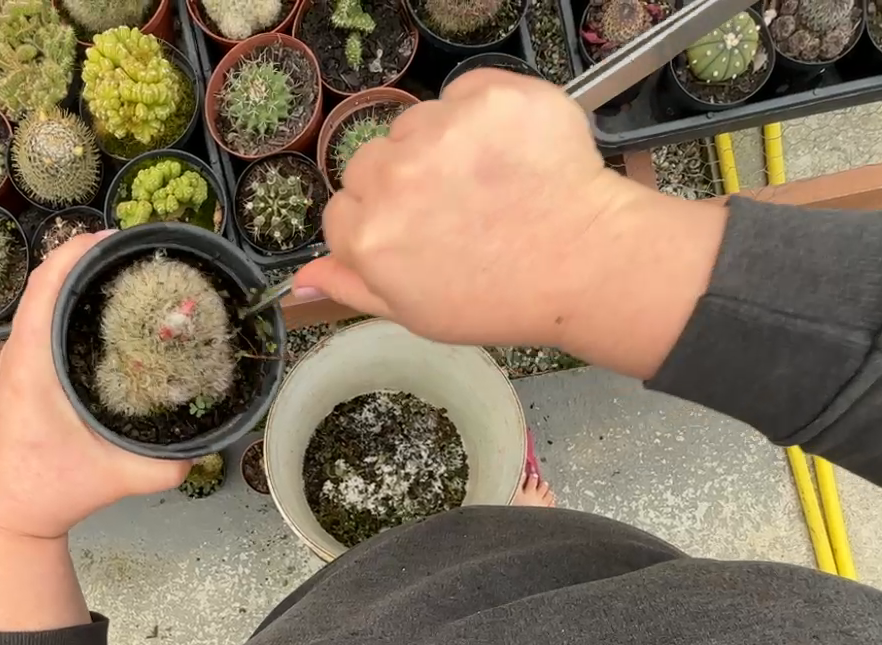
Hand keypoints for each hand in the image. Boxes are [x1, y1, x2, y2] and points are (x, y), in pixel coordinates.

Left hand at [0, 233, 191, 541]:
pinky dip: (71, 302)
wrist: (12, 514)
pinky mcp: (25, 372)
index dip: (78, 252)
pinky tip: (107, 312)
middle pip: (46, 282)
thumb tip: (209, 444)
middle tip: (137, 253)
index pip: (47, 287)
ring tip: (126, 273)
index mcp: (32, 366)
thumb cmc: (51, 492)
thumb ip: (167, 465)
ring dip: (78, 278)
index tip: (119, 237)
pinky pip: (44, 320)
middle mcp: (19, 354)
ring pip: (44, 300)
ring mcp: (18, 362)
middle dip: (88, 256)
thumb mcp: (117, 479)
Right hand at [294, 70, 723, 376]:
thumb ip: (352, 287)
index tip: (409, 238)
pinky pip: (461, 94)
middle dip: (397, 186)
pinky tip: (502, 155)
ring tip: (480, 185)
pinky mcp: (489, 96)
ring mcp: (441, 131)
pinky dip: (476, 116)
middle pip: (367, 165)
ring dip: (434, 149)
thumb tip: (300, 278)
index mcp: (369, 237)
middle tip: (447, 213)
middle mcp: (393, 178)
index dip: (374, 227)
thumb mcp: (412, 313)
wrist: (581, 264)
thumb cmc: (494, 301)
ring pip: (411, 127)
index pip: (341, 213)